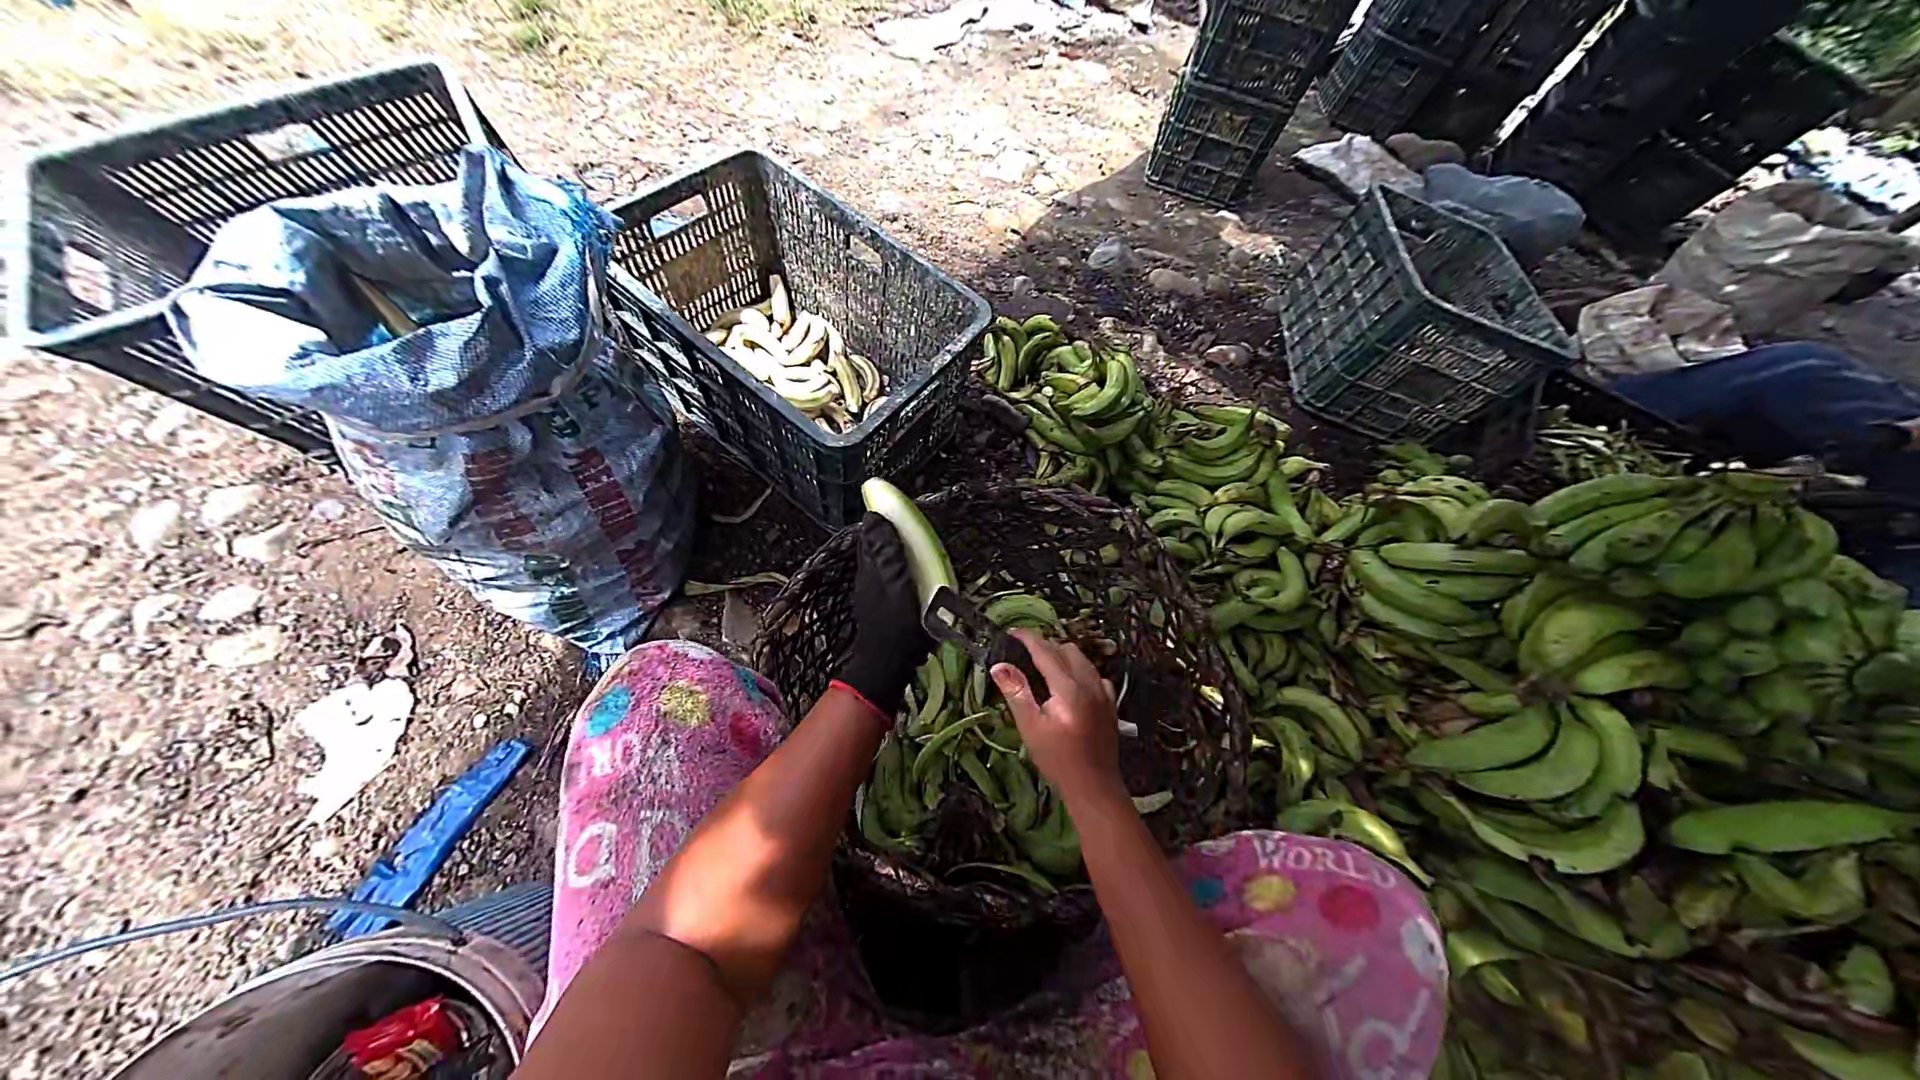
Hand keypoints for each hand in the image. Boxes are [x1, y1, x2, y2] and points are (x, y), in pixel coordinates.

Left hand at [837, 513, 931, 717]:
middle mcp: (867, 578)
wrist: (888, 664)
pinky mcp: (879, 607)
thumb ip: (887, 550)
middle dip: (886, 533)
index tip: (897, 507)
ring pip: (879, 563)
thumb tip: (874, 516)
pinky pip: (887, 579)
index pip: (871, 534)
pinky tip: (910, 576)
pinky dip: (896, 570)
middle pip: (873, 547)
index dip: (881, 519)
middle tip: (907, 525)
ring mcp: (872, 594)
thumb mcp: (897, 582)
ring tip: (912, 546)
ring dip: (892, 551)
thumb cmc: (898, 623)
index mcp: (871, 568)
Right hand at [991, 630, 1121, 805]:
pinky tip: (1069, 685)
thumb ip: (1016, 692)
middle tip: (1023, 655)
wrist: (1094, 786)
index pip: (1046, 651)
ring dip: (1062, 655)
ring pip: (1082, 659)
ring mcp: (1103, 692)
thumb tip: (999, 665)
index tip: (1012, 633)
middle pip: (1066, 649)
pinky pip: (1094, 674)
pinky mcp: (1110, 703)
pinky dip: (1079, 670)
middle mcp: (1089, 683)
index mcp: (1068, 688)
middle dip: (1044, 646)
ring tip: (1043, 666)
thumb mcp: (1030, 727)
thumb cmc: (1057, 759)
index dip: (1028, 638)